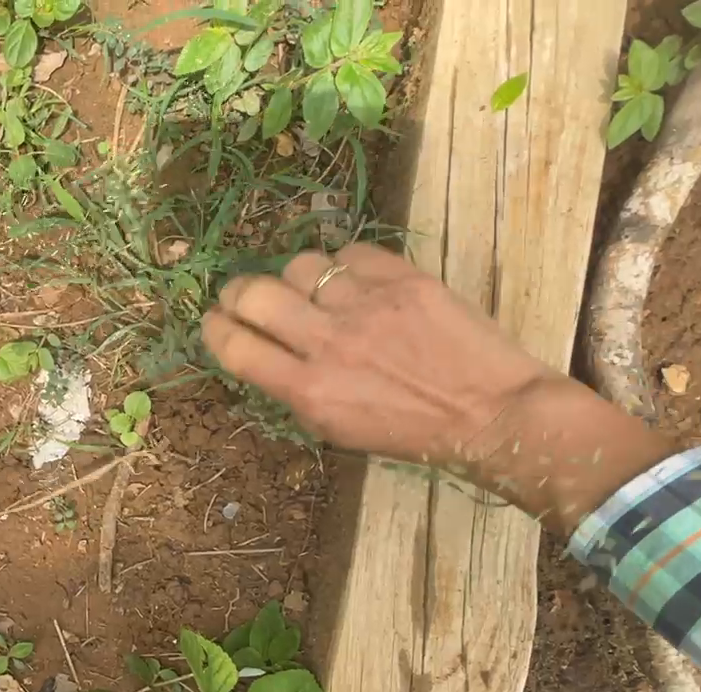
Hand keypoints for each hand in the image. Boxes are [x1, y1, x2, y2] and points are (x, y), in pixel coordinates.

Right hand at [202, 244, 676, 530]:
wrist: (487, 412)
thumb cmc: (400, 429)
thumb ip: (288, 386)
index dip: (213, 328)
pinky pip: (352, 254)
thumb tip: (257, 349)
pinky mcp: (405, 281)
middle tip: (240, 296)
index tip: (213, 322)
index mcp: (305, 389)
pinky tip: (349, 280)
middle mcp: (328, 344)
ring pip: (300, 266)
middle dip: (236, 292)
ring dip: (290, 276)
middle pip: (256, 295)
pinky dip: (341, 264)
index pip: (234, 345)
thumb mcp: (327, 425)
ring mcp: (367, 307)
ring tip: (303, 287)